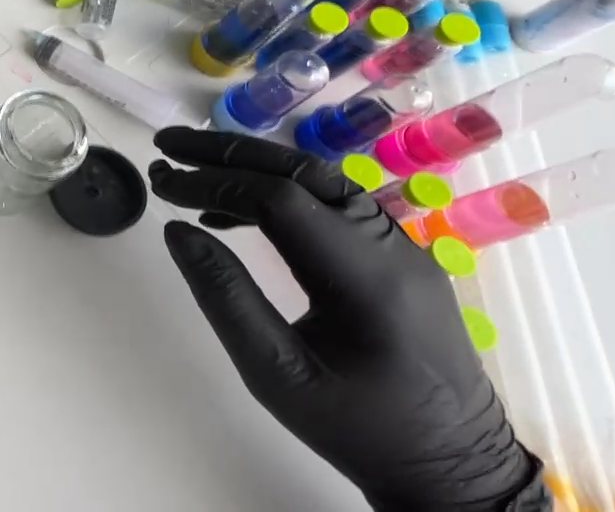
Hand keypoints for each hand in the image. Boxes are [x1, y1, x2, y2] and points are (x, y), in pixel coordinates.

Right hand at [148, 128, 546, 511]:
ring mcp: (401, 249)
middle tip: (166, 144)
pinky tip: (233, 211)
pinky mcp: (395, 257)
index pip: (280, 200)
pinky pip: (330, 202)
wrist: (455, 471)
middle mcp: (392, 250)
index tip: (160, 185)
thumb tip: (175, 229)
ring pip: (318, 180)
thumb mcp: (276, 375)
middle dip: (227, 152)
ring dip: (250, 165)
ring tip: (189, 166)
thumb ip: (224, 297)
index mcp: (367, 281)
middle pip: (302, 172)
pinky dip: (275, 190)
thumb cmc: (358, 429)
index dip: (213, 183)